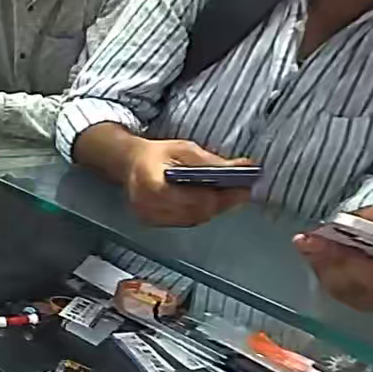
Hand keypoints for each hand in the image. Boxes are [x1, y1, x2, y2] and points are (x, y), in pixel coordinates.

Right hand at [125, 138, 254, 226]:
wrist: (129, 164)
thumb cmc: (155, 155)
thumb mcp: (182, 149)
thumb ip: (210, 161)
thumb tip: (243, 167)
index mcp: (149, 181)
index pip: (186, 197)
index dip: (214, 195)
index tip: (239, 189)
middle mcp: (145, 203)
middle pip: (193, 211)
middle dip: (221, 203)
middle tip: (243, 192)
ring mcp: (148, 215)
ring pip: (191, 219)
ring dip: (214, 209)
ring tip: (232, 196)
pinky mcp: (152, 222)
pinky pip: (184, 222)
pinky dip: (201, 213)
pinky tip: (212, 203)